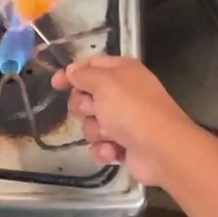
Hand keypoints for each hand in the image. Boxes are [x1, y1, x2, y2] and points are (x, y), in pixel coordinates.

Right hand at [51, 54, 206, 187]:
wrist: (162, 150)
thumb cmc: (132, 109)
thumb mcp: (104, 83)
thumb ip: (83, 75)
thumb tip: (71, 70)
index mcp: (122, 71)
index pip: (90, 65)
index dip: (71, 73)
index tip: (55, 84)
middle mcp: (123, 93)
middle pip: (86, 96)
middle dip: (84, 106)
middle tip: (93, 110)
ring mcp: (124, 120)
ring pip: (90, 123)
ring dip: (96, 130)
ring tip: (110, 134)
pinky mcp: (124, 145)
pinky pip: (100, 145)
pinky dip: (104, 149)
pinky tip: (114, 151)